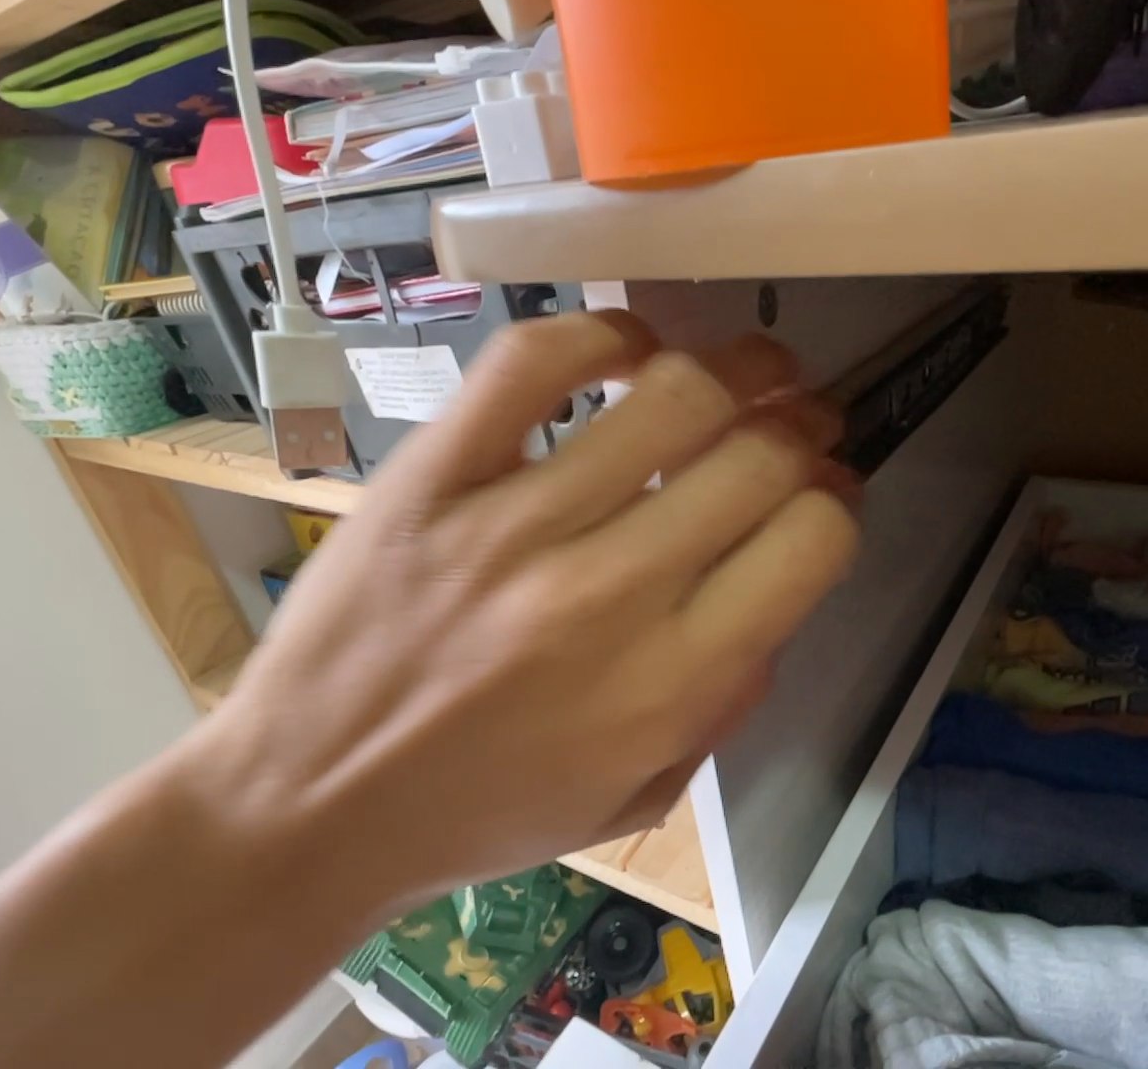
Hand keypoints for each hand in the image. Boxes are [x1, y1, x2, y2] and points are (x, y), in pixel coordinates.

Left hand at [194, 311, 859, 916]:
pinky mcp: (433, 478)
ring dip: (738, 368)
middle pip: (759, 457)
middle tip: (804, 419)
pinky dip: (604, 335)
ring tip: (751, 370)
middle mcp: (608, 594)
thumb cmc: (489, 813)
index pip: (809, 542)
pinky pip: (534, 364)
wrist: (310, 806)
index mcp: (670, 683)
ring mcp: (512, 525)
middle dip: (804, 427)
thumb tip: (781, 578)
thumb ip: (731, 695)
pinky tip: (632, 349)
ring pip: (673, 396)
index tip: (827, 491)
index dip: (837, 502)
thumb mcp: (642, 791)